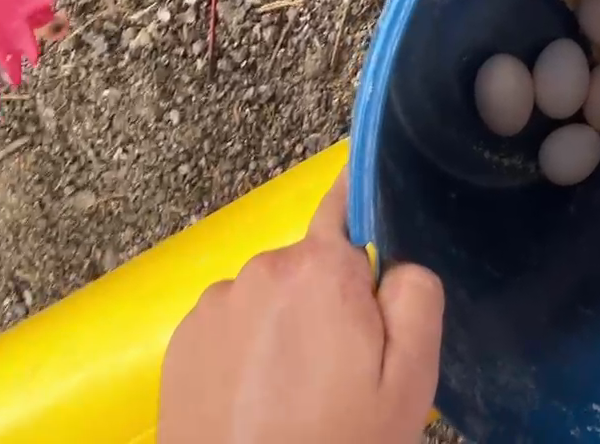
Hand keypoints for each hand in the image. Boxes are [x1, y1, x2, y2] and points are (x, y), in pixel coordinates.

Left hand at [157, 174, 444, 443]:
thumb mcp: (409, 380)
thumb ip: (417, 297)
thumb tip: (394, 263)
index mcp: (321, 267)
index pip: (345, 202)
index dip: (364, 208)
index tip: (371, 233)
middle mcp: (262, 268)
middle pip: (313, 262)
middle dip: (331, 296)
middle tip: (343, 363)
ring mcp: (215, 304)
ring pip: (272, 292)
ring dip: (287, 321)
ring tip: (294, 390)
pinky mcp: (181, 340)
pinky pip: (232, 321)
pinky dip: (247, 345)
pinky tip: (255, 398)